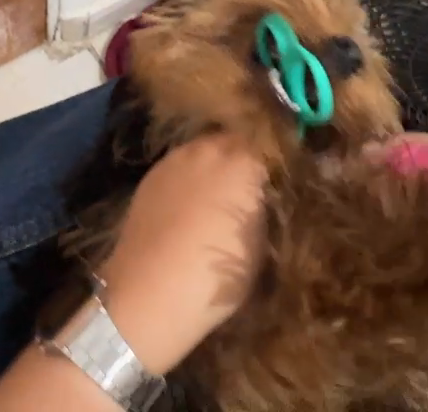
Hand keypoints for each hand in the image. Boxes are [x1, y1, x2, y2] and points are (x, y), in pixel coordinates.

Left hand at [97, 133, 268, 372]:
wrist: (150, 288)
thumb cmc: (216, 274)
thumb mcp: (259, 244)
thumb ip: (262, 207)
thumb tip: (261, 193)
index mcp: (243, 162)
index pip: (267, 144)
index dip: (273, 158)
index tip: (277, 173)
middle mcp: (209, 149)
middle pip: (234, 139)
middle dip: (243, 155)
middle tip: (250, 182)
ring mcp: (176, 158)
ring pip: (204, 148)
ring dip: (214, 162)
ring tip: (218, 191)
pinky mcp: (152, 172)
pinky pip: (180, 163)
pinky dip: (190, 174)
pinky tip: (189, 199)